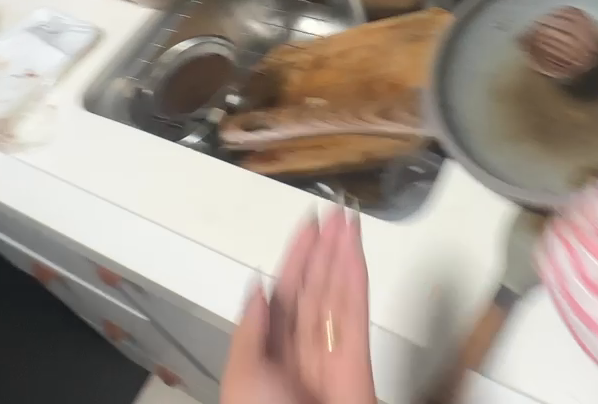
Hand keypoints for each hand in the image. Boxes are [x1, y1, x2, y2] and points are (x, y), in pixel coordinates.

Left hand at [223, 209, 373, 403]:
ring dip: (342, 255)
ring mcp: (330, 359)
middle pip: (313, 292)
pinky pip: (355, 313)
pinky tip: (355, 251)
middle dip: (323, 250)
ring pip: (335, 296)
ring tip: (348, 220)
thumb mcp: (241, 384)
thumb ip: (249, 334)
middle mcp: (299, 356)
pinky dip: (356, 278)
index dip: (294, 260)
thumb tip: (258, 289)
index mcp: (268, 362)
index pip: (283, 300)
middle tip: (333, 213)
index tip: (307, 228)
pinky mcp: (357, 364)